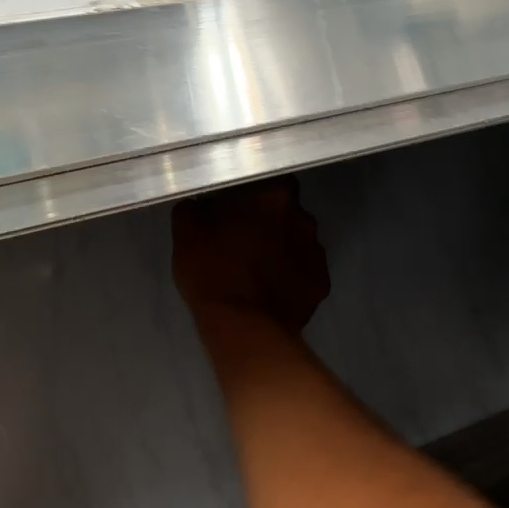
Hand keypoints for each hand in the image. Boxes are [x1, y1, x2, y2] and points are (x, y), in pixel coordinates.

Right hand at [172, 176, 329, 333]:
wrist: (240, 327)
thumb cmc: (212, 270)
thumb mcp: (187, 231)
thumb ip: (194, 207)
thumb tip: (198, 204)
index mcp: (275, 196)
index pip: (272, 180)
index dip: (254, 193)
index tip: (238, 207)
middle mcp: (304, 219)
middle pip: (287, 212)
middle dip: (269, 221)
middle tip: (244, 239)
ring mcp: (317, 253)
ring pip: (298, 242)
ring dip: (282, 249)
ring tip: (257, 269)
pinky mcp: (321, 285)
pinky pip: (305, 273)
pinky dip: (291, 278)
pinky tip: (271, 290)